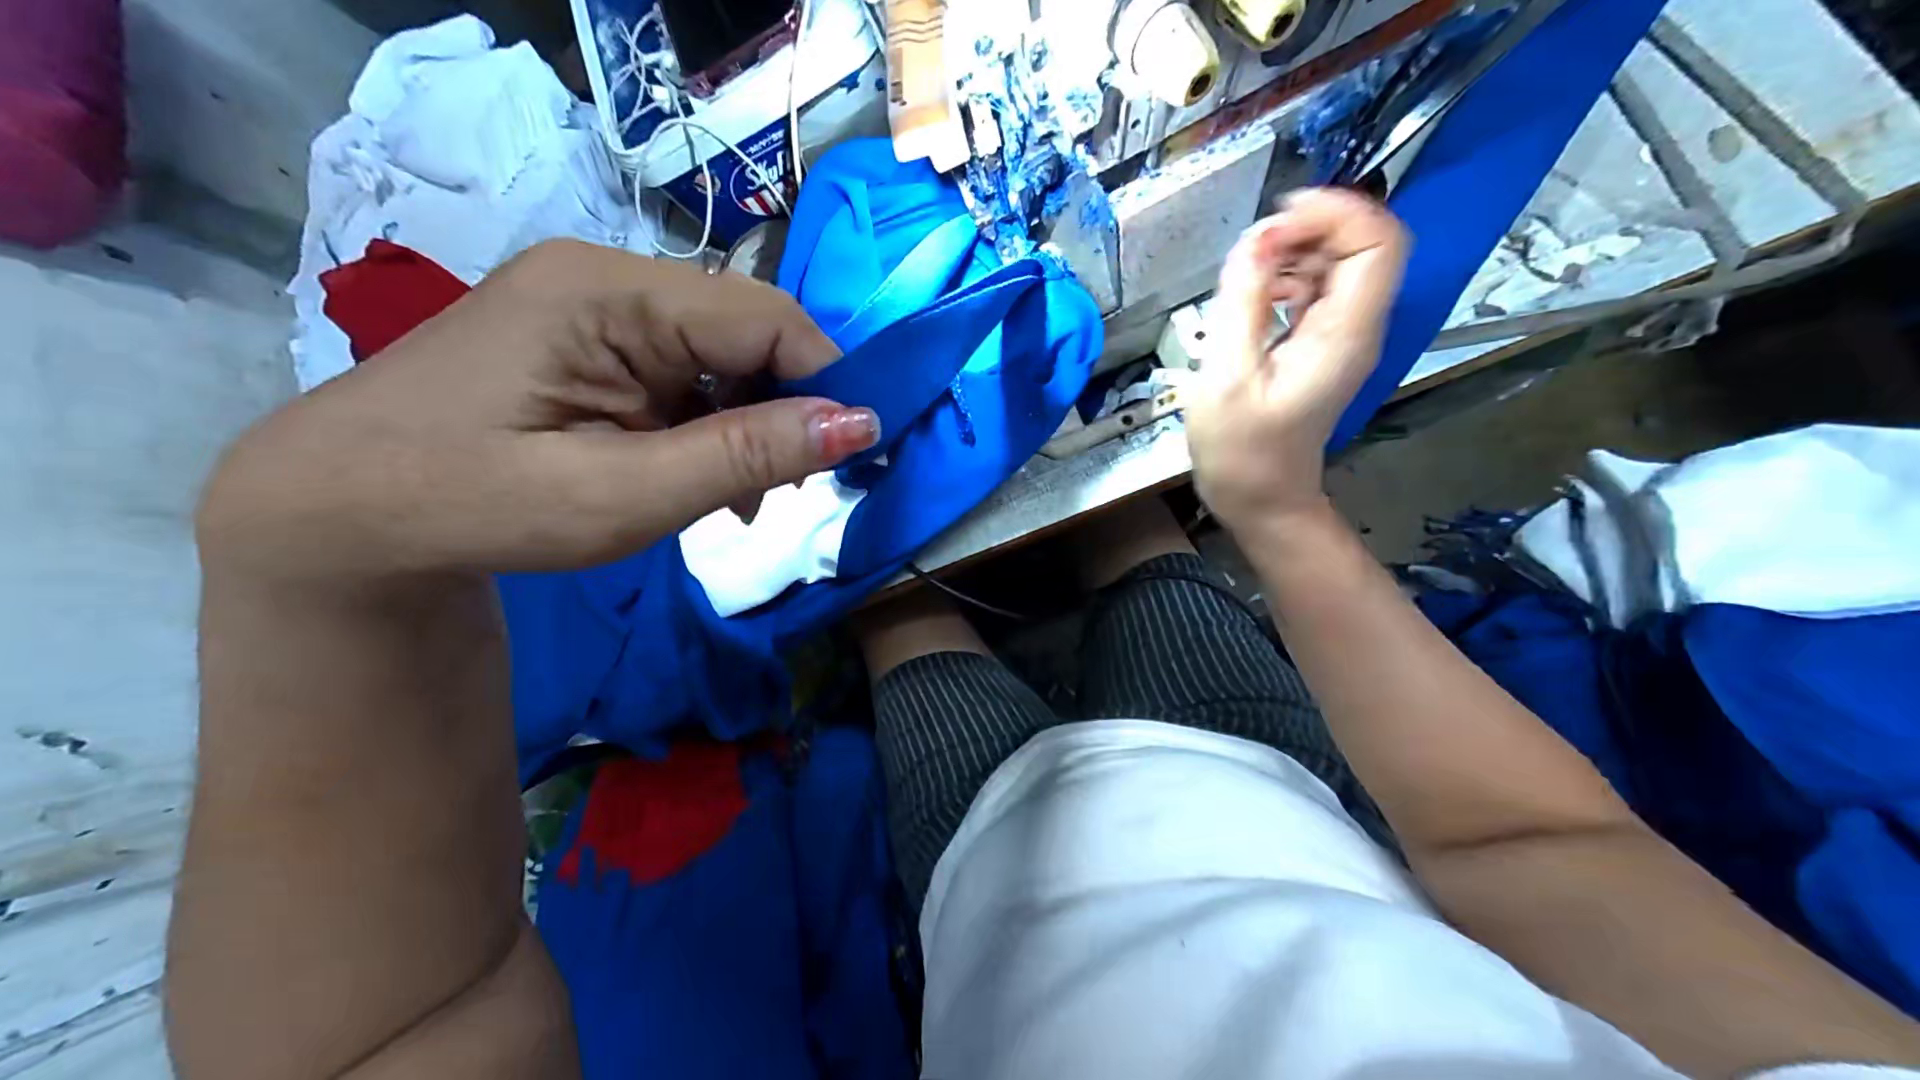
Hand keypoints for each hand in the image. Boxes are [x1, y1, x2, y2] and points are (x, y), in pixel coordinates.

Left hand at [197, 239, 878, 580]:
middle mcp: (607, 278)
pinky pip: (688, 374)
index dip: (824, 382)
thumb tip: (862, 423)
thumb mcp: (621, 495)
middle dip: (784, 411)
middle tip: (780, 494)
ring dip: (750, 426)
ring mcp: (597, 308)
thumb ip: (745, 455)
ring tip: (736, 499)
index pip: (764, 317)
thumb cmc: (473, 506)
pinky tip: (697, 475)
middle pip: (748, 332)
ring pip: (725, 357)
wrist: (340, 516)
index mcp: (607, 293)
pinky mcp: (592, 343)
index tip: (852, 458)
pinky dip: (712, 427)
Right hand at [1184, 189, 1408, 533]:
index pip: (1378, 242)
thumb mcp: (1228, 378)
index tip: (1277, 220)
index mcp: (1344, 333)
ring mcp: (1338, 335)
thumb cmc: (1241, 450)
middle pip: (1359, 245)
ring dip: (1291, 253)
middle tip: (1249, 249)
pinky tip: (1250, 298)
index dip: (1336, 212)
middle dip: (1307, 229)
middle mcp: (1354, 326)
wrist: (1260, 498)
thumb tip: (1256, 240)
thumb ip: (1243, 304)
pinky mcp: (1317, 345)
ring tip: (1242, 275)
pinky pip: (1313, 291)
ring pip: (1335, 264)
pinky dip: (1284, 279)